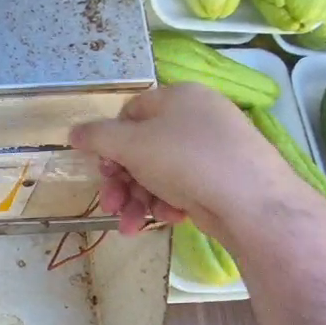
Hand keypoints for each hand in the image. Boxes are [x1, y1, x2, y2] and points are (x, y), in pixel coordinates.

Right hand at [69, 83, 295, 238]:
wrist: (252, 201)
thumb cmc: (185, 161)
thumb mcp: (130, 144)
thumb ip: (96, 137)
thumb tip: (74, 132)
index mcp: (178, 97)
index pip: (129, 113)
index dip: (109, 142)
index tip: (102, 168)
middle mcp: (196, 118)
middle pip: (139, 149)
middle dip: (120, 183)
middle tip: (110, 205)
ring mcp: (210, 148)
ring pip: (156, 174)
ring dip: (137, 201)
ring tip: (131, 226)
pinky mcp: (219, 177)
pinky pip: (180, 187)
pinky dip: (166, 205)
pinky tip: (167, 219)